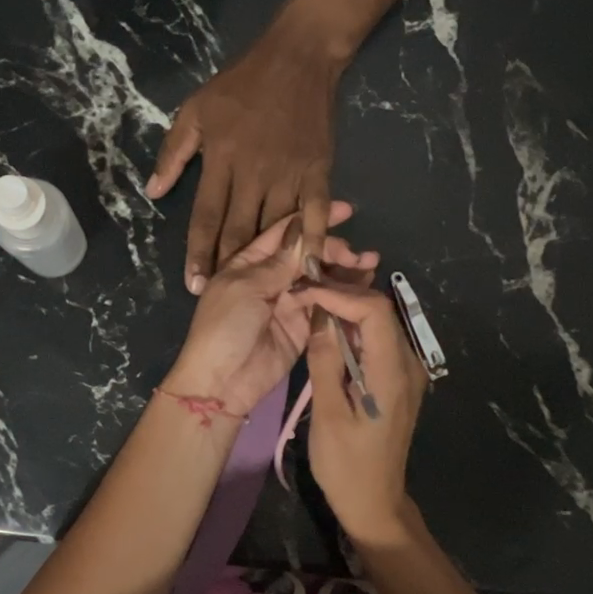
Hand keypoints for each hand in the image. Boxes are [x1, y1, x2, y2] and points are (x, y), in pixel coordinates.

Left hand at [145, 22, 343, 295]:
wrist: (298, 57)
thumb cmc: (242, 84)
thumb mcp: (196, 109)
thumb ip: (174, 152)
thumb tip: (153, 192)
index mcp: (221, 159)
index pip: (206, 217)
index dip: (198, 253)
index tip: (192, 283)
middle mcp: (253, 173)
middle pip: (239, 230)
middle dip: (228, 266)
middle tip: (222, 298)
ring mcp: (288, 173)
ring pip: (274, 227)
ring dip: (267, 262)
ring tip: (258, 292)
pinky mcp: (318, 171)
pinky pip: (315, 212)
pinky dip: (314, 240)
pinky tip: (312, 268)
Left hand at [163, 202, 376, 417]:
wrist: (222, 382)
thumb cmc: (225, 327)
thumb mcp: (248, 287)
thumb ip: (281, 262)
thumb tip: (307, 231)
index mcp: (248, 262)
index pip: (285, 232)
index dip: (313, 219)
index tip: (345, 210)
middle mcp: (270, 278)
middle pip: (308, 255)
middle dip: (334, 249)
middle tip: (357, 254)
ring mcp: (288, 303)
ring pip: (321, 278)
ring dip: (344, 270)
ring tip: (370, 264)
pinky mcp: (303, 327)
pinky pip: (326, 305)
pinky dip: (344, 295)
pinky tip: (364, 286)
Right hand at [292, 277, 428, 541]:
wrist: (374, 502)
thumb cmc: (347, 466)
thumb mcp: (327, 415)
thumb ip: (325, 362)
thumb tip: (319, 317)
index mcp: (393, 373)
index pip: (375, 311)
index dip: (340, 293)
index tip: (305, 292)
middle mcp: (408, 365)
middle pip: (381, 310)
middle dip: (343, 293)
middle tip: (303, 291)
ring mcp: (406, 372)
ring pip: (380, 321)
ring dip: (347, 307)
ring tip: (310, 301)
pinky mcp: (398, 379)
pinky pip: (379, 339)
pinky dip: (354, 327)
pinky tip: (328, 327)